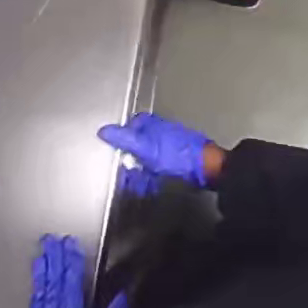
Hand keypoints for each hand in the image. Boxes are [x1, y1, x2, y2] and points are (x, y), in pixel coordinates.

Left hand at [16, 236, 86, 307]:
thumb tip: (120, 300)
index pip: (67, 292)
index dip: (70, 266)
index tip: (69, 242)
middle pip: (48, 295)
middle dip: (51, 266)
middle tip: (49, 240)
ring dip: (40, 281)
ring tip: (39, 260)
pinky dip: (35, 304)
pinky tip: (37, 302)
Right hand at [97, 113, 216, 186]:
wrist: (206, 167)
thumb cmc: (174, 156)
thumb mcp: (145, 147)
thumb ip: (123, 138)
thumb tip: (101, 130)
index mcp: (148, 122)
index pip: (125, 129)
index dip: (118, 144)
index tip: (113, 158)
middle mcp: (156, 128)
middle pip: (134, 143)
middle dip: (128, 160)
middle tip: (124, 176)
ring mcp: (166, 142)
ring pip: (144, 156)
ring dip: (138, 171)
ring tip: (134, 185)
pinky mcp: (174, 156)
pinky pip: (154, 165)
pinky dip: (149, 175)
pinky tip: (148, 185)